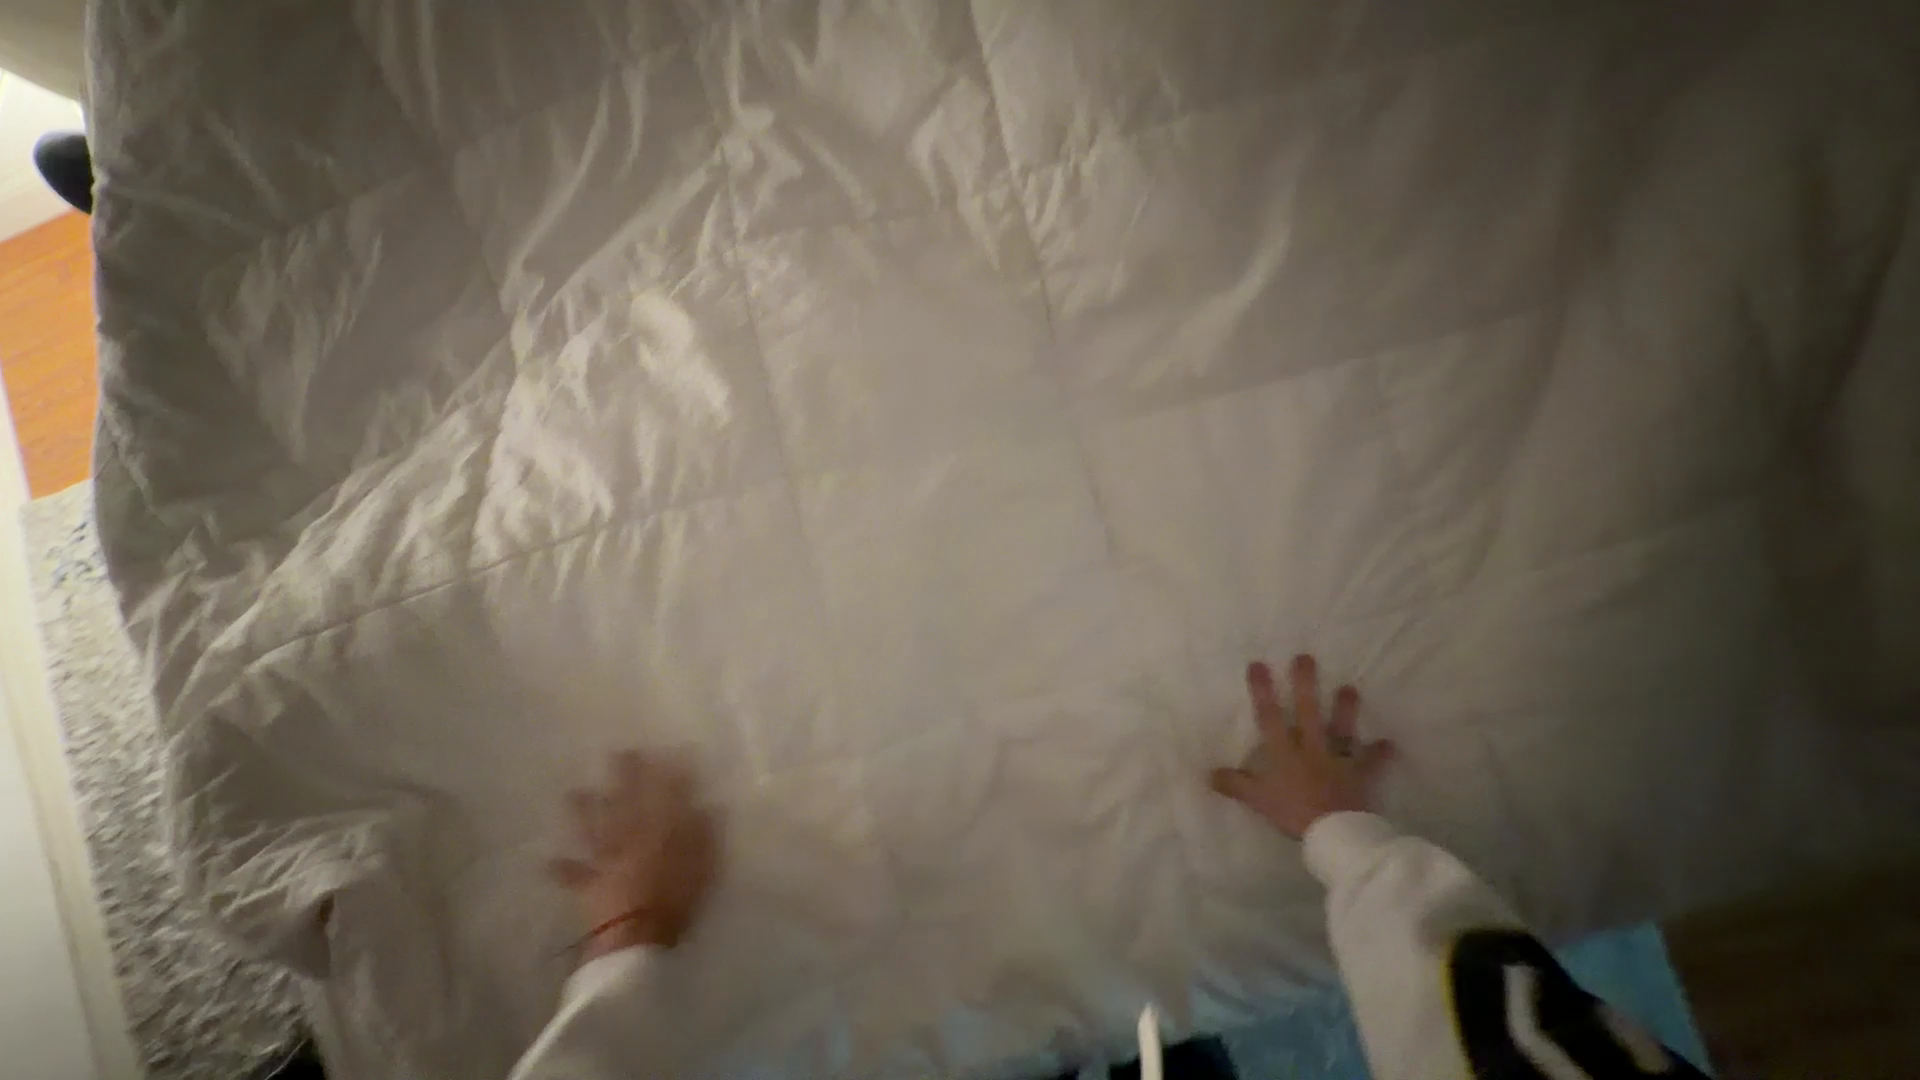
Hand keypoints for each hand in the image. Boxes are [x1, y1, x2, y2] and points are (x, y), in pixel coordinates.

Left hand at [550, 751, 719, 957]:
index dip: (665, 772)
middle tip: (616, 752)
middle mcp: (629, 839)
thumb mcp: (703, 862)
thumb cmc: (676, 897)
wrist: (636, 936)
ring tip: (571, 793)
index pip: (663, 795)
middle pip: (625, 803)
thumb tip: (709, 805)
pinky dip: (562, 869)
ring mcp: (606, 862)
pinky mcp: (590, 888)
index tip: (664, 750)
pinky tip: (547, 861)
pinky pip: (574, 876)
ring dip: (583, 812)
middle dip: (622, 777)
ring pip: (594, 831)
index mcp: (658, 831)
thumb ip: (704, 832)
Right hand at [1209, 655, 1395, 838]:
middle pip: (1307, 712)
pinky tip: (1389, 744)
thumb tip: (1209, 773)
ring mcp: (1337, 760)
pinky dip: (1379, 755)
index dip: (1262, 690)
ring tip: (1350, 688)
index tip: (1258, 664)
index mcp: (1283, 752)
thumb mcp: (1256, 799)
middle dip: (1305, 685)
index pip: (1269, 716)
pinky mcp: (1359, 776)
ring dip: (1346, 710)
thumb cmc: (1292, 811)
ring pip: (1341, 730)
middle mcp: (1310, 748)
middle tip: (1306, 658)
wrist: (1333, 832)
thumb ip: (1234, 784)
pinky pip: (1371, 764)